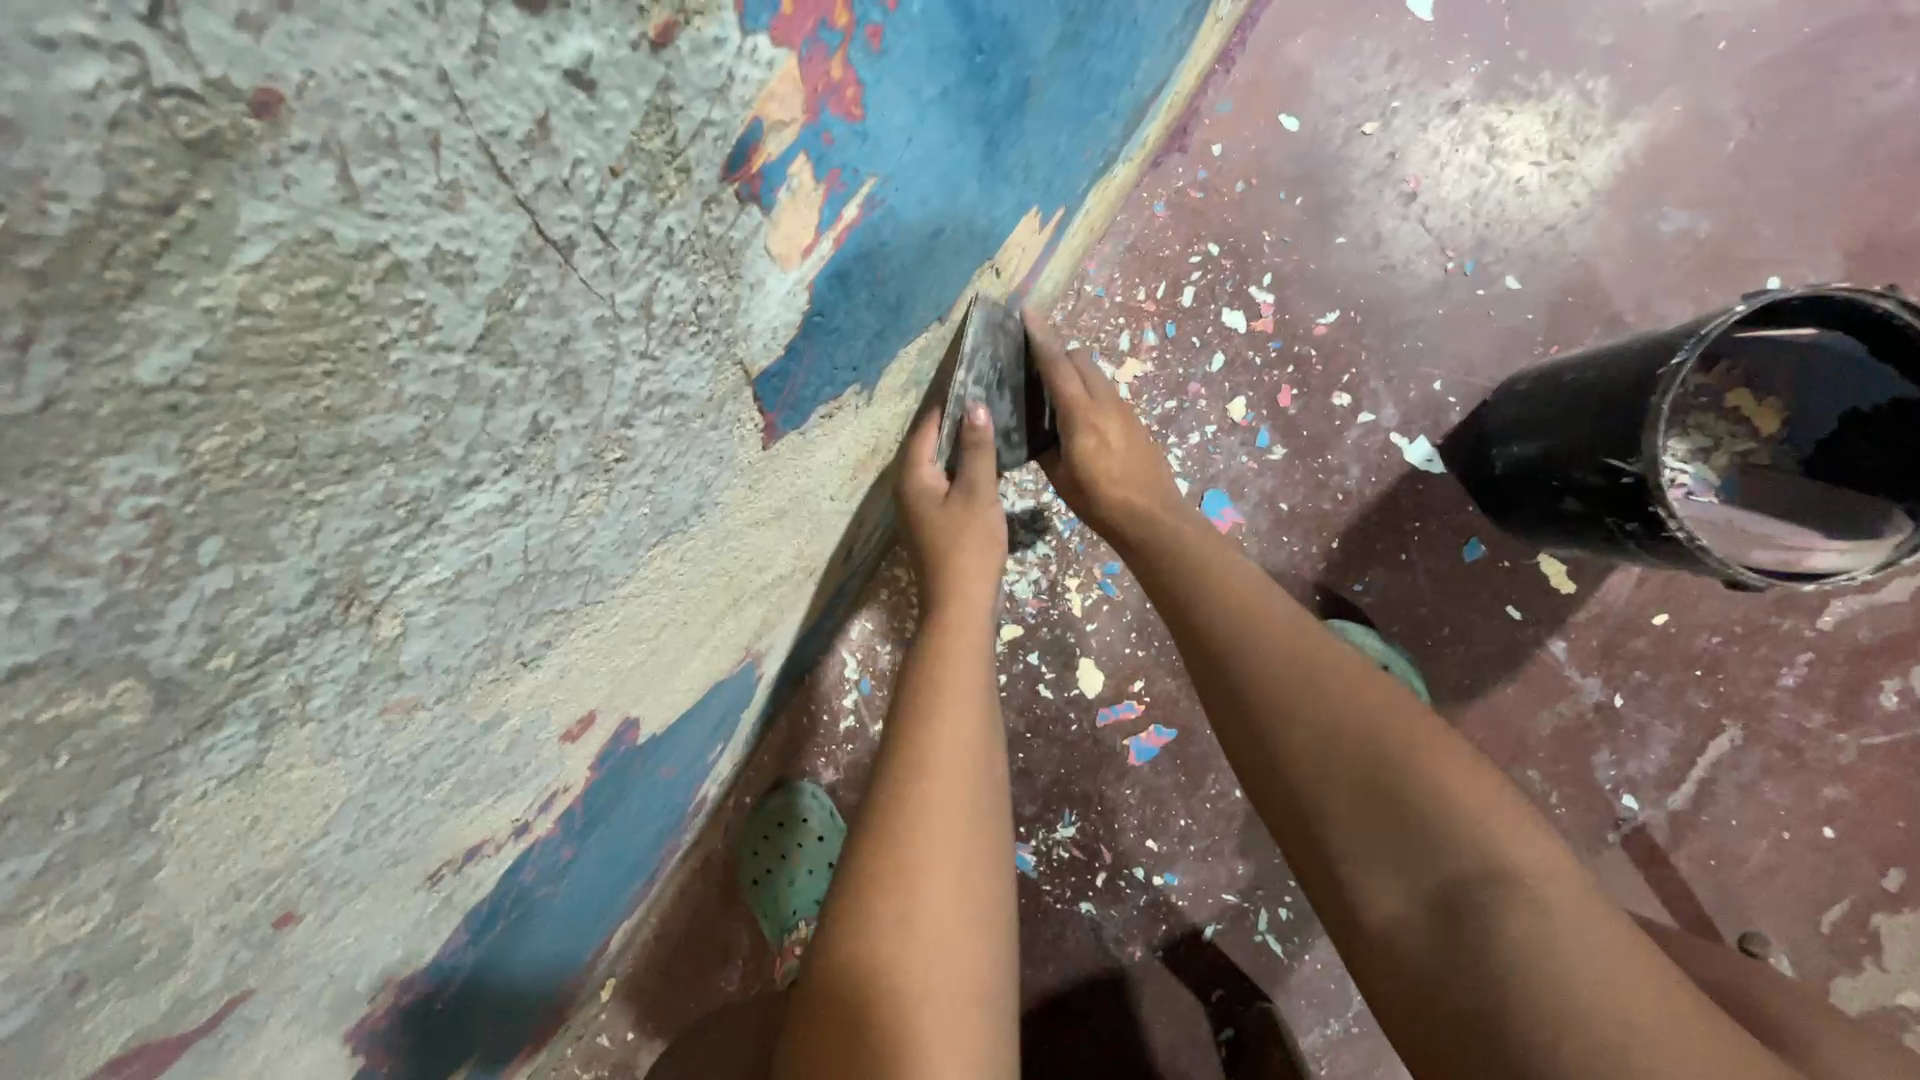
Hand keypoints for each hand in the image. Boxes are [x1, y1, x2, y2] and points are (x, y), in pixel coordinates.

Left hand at [895, 400, 1008, 622]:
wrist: (959, 607)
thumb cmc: (968, 547)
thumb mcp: (978, 492)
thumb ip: (977, 448)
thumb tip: (974, 405)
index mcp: (912, 476)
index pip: (926, 425)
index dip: (948, 402)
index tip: (973, 379)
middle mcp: (907, 488)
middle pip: (929, 444)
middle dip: (955, 422)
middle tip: (987, 397)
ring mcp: (918, 509)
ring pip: (938, 466)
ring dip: (960, 448)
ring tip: (990, 424)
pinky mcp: (931, 524)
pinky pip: (945, 485)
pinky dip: (962, 471)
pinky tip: (987, 466)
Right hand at [1025, 309, 1191, 552]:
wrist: (1152, 517)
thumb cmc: (1099, 502)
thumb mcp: (1061, 477)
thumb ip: (1046, 445)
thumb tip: (1034, 429)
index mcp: (1081, 415)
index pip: (1057, 364)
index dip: (1040, 337)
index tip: (1027, 312)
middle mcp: (1105, 402)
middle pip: (1081, 359)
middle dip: (1058, 355)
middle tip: (1036, 371)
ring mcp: (1125, 410)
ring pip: (1096, 376)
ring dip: (1076, 376)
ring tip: (1056, 399)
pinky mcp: (1136, 421)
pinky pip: (1107, 395)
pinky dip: (1090, 395)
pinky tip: (1081, 423)